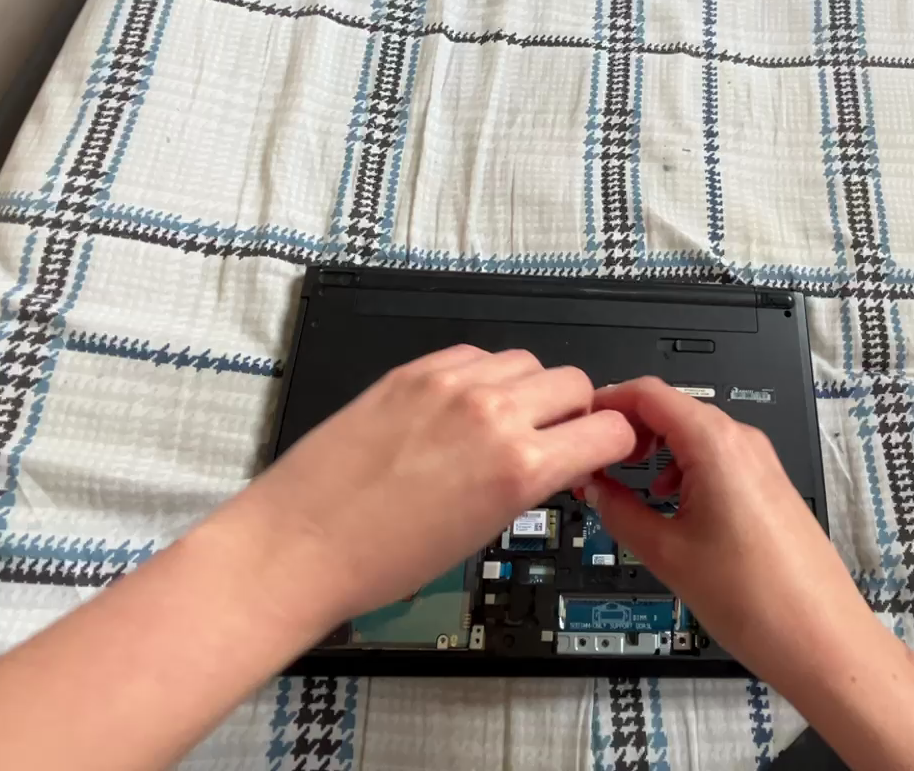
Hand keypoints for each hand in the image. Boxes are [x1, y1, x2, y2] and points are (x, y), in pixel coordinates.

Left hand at [234, 345, 641, 626]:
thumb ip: (528, 479)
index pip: (607, 429)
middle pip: (575, 381)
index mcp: (519, 469)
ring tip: (501, 417)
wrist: (300, 544)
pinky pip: (477, 354)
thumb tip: (555, 453)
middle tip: (552, 432)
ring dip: (529, 387)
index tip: (602, 446)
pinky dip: (484, 374)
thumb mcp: (482, 530)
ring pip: (527, 361)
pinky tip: (461, 402)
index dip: (613, 440)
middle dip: (575, 410)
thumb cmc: (384, 559)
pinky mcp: (416, 368)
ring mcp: (453, 384)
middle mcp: (494, 415)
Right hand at [584, 379, 913, 770]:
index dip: (607, 399)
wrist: (823, 640)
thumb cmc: (759, 600)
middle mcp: (741, 440)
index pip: (648, 392)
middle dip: (629, 427)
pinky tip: (669, 498)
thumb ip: (619, 511)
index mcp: (715, 443)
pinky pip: (716, 455)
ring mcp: (759, 460)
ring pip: (693, 432)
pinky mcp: (768, 482)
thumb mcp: (667, 554)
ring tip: (627, 480)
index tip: (582, 418)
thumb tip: (596, 488)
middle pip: (671, 407)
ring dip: (655, 447)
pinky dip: (683, 464)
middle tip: (596, 456)